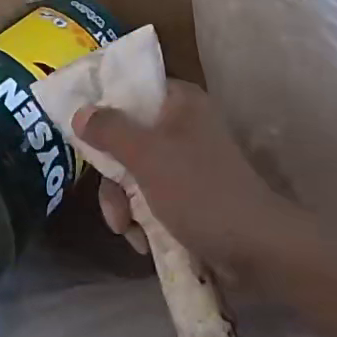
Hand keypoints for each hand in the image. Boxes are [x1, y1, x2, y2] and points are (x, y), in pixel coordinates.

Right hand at [73, 79, 307, 281]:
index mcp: (180, 101)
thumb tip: (80, 111)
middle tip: (113, 207)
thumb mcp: (148, 156)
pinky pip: (151, 197)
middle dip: (113, 177)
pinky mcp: (191, 194)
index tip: (81, 130)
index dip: (104, 105)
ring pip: (135, 172)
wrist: (257, 250)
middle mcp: (183, 124)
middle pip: (127, 136)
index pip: (133, 87)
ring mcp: (187, 161)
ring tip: (130, 232)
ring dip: (125, 204)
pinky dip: (143, 218)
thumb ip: (110, 130)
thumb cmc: (200, 191)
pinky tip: (144, 242)